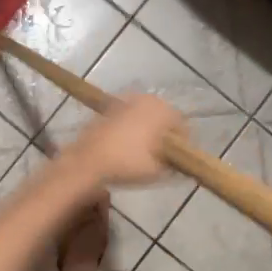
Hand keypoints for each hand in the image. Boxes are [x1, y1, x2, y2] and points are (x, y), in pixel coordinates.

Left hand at [67, 94, 182, 184]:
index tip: (180, 158)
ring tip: (145, 148)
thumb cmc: (128, 163)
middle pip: (164, 115)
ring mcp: (126, 101)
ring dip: (149, 127)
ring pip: (145, 113)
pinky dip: (132, 126)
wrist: (88, 160)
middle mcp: (146, 99)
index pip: (182, 124)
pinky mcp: (110, 107)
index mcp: (162, 110)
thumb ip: (174, 164)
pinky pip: (129, 115)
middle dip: (165, 132)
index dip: (183, 142)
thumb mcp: (158, 171)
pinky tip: (127, 142)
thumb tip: (178, 162)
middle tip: (163, 153)